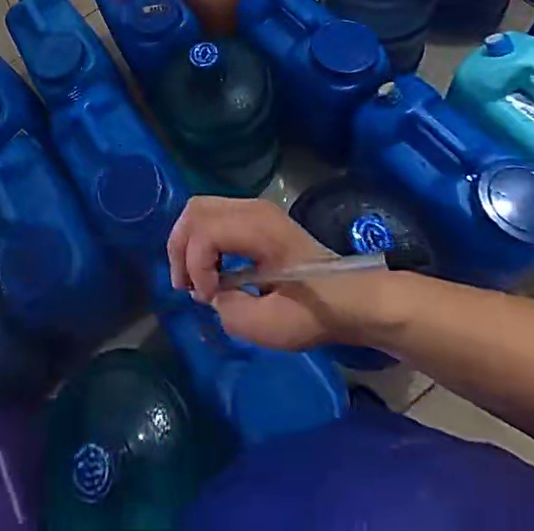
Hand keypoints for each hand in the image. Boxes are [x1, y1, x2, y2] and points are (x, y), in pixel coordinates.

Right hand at [166, 196, 362, 351]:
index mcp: (261, 228)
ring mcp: (253, 208)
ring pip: (199, 210)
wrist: (351, 299)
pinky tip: (208, 270)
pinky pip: (212, 217)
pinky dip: (200, 241)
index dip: (196, 268)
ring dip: (188, 244)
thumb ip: (231, 312)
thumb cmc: (316, 312)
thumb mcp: (272, 326)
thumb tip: (213, 295)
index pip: (206, 232)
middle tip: (186, 287)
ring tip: (193, 280)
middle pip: (195, 212)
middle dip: (181, 250)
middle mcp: (253, 208)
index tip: (209, 299)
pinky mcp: (253, 217)